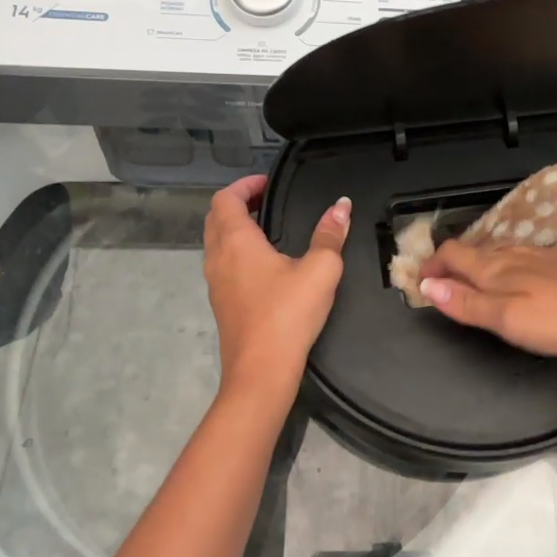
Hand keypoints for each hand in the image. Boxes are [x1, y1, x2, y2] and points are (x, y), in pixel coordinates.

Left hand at [202, 175, 349, 396]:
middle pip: (215, 218)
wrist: (261, 372)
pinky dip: (236, 251)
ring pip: (215, 242)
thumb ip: (330, 235)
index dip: (244, 185)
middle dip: (238, 203)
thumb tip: (341, 206)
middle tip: (266, 201)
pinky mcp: (221, 304)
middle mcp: (218, 258)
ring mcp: (215, 283)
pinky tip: (264, 263)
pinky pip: (221, 264)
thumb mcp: (320, 270)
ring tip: (267, 227)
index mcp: (236, 241)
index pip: (225, 199)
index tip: (268, 184)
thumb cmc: (288, 314)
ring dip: (234, 228)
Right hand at [417, 241, 556, 356]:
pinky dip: (500, 267)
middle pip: (470, 251)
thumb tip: (428, 285)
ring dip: (473, 264)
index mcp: (495, 267)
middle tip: (436, 283)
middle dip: (448, 264)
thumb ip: (467, 303)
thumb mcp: (508, 318)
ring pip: (494, 253)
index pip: (451, 254)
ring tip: (466, 281)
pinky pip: (517, 258)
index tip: (417, 282)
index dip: (431, 265)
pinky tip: (511, 280)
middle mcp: (512, 254)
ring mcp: (538, 256)